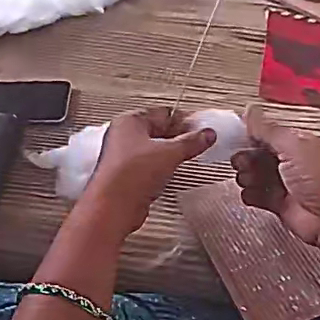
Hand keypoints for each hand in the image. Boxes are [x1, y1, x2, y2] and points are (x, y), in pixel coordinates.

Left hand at [77, 108, 218, 239]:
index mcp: (129, 121)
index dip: (184, 119)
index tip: (201, 127)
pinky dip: (160, 170)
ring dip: (169, 155)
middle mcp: (123, 137)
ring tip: (186, 157)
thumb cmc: (130, 174)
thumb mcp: (170, 153)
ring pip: (152, 151)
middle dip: (178, 137)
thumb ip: (191, 142)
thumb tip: (205, 135)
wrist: (114, 206)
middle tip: (199, 141)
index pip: (163, 113)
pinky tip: (170, 174)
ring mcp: (123, 158)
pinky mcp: (126, 177)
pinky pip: (148, 168)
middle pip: (157, 132)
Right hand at [231, 107, 319, 247]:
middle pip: (259, 155)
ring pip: (256, 176)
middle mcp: (292, 162)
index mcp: (298, 143)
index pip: (268, 134)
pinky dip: (251, 195)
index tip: (235, 138)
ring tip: (247, 179)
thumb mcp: (293, 146)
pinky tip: (252, 194)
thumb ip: (268, 130)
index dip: (250, 136)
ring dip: (247, 177)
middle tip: (242, 162)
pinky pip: (258, 196)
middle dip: (246, 158)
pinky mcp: (281, 204)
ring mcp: (286, 183)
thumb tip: (250, 111)